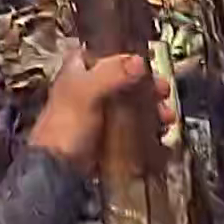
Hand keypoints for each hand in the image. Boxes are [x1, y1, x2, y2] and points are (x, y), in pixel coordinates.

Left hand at [27, 44, 175, 175]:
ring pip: (129, 105)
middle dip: (146, 87)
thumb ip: (112, 74)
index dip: (129, 58)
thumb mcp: (88, 92)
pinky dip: (146, 130)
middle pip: (123, 80)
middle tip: (164, 93)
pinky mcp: (106, 137)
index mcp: (78, 69)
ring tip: (166, 118)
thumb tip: (138, 62)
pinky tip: (159, 136)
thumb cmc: (66, 125)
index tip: (151, 67)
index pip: (106, 53)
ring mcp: (97, 113)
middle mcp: (87, 87)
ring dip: (150, 109)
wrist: (57, 170)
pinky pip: (130, 129)